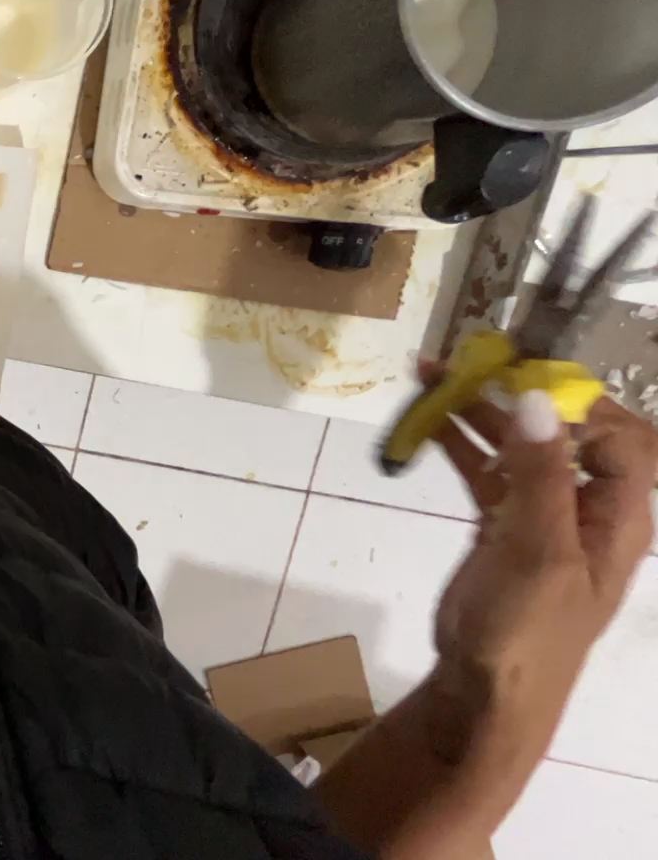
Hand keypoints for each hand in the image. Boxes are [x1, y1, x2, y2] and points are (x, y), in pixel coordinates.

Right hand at [425, 367, 656, 746]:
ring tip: (426, 377)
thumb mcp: (538, 548)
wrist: (495, 680)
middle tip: (460, 363)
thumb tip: (537, 402)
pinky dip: (456, 443)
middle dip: (516, 394)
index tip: (512, 373)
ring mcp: (540, 512)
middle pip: (561, 434)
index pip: (617, 438)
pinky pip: (483, 470)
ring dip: (475, 412)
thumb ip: (540, 475)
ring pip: (515, 447)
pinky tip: (424, 422)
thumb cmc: (530, 623)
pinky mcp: (500, 522)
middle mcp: (587, 504)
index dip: (573, 401)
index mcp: (619, 513)